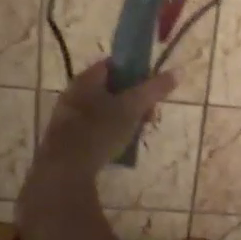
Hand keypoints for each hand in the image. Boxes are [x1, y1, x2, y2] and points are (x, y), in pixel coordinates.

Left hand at [35, 61, 176, 177]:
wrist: (62, 175)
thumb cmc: (99, 132)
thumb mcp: (134, 107)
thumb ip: (156, 88)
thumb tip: (179, 70)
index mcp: (85, 81)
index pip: (114, 64)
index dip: (136, 69)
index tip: (151, 84)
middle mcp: (72, 95)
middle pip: (111, 88)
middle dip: (135, 98)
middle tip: (149, 112)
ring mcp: (66, 119)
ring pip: (104, 109)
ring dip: (125, 116)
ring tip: (138, 131)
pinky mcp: (64, 141)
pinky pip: (94, 127)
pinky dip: (110, 131)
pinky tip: (119, 145)